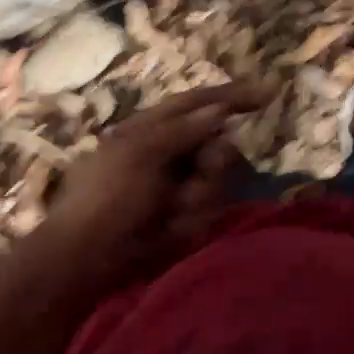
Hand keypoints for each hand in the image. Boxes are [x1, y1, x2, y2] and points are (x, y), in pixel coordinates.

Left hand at [31, 83, 268, 284]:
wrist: (83, 261)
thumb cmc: (105, 197)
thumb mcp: (141, 153)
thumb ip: (183, 129)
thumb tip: (220, 111)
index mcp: (151, 127)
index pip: (199, 102)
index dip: (234, 96)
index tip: (270, 92)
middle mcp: (168, 152)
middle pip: (217, 145)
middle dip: (210, 166)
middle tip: (189, 186)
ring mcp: (175, 187)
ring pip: (215, 181)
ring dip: (197, 199)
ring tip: (169, 217)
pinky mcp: (180, 218)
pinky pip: (206, 211)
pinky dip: (191, 222)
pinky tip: (168, 232)